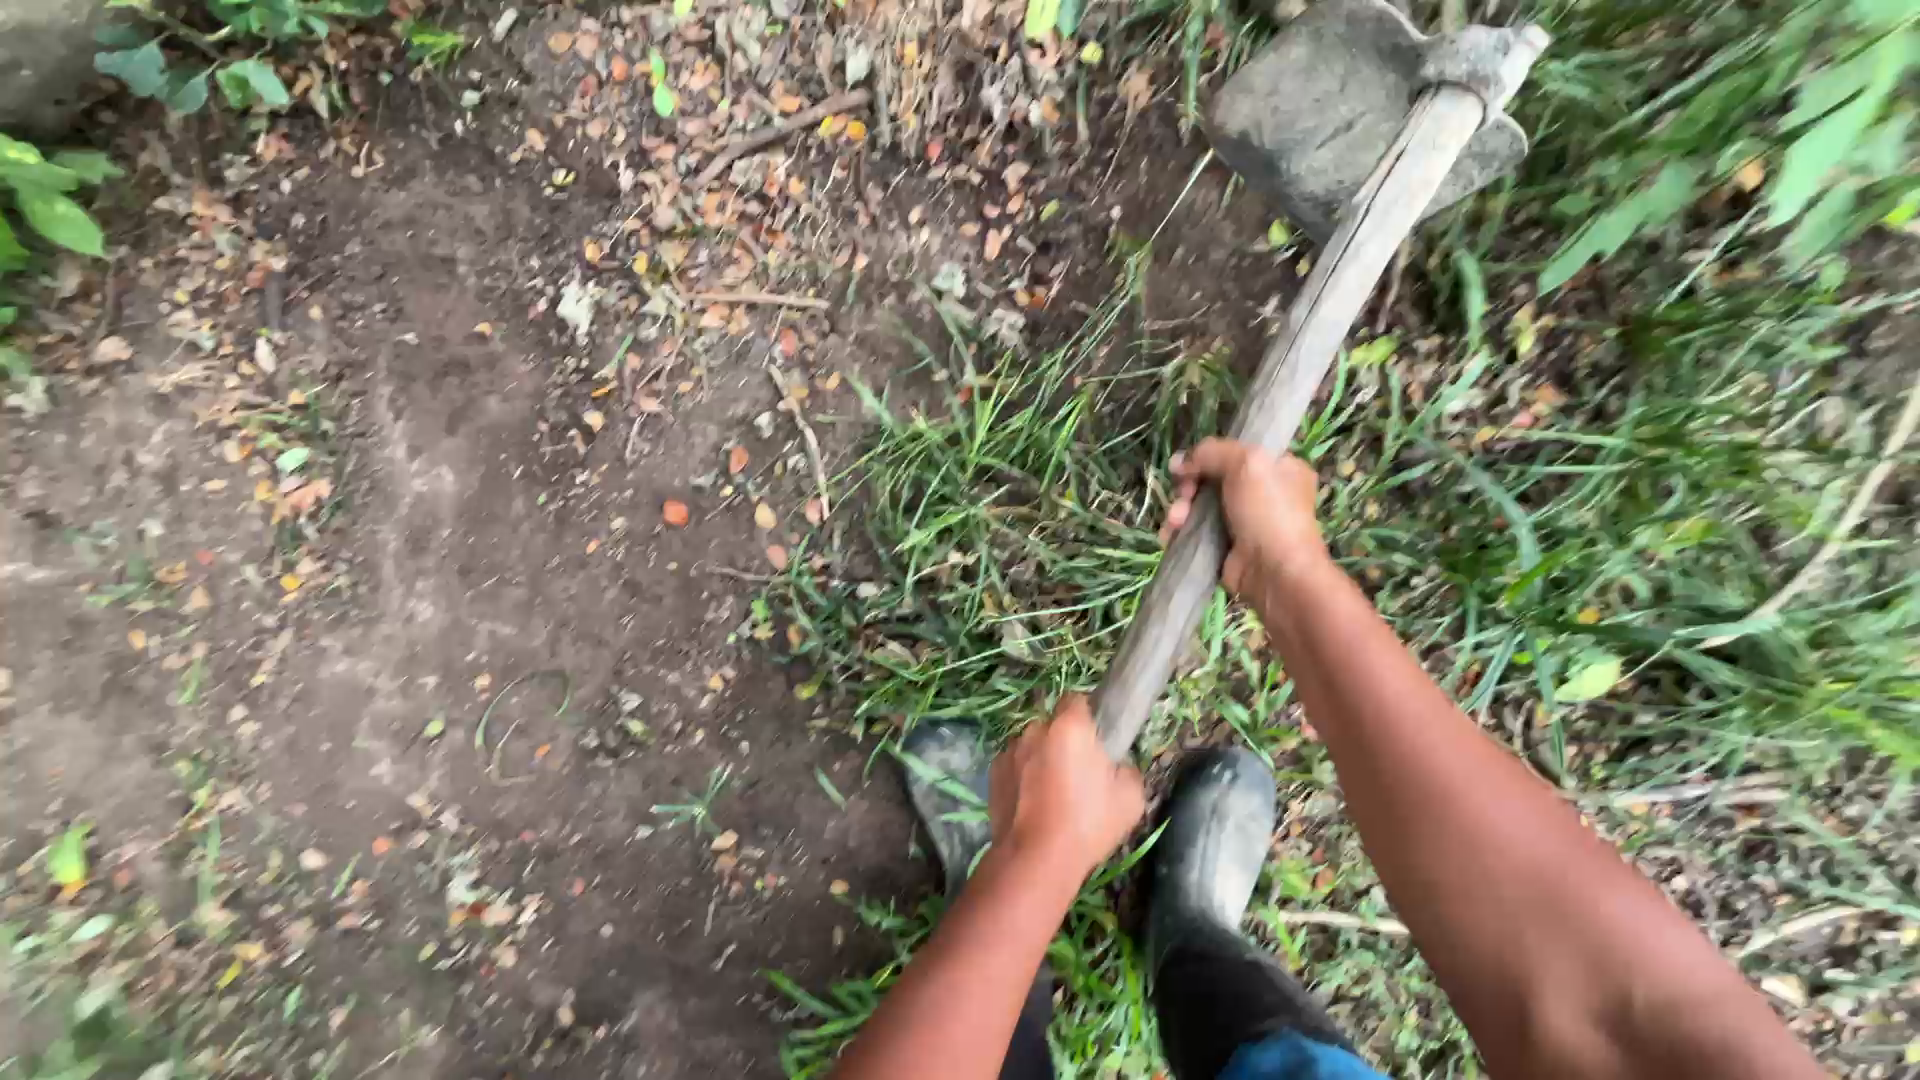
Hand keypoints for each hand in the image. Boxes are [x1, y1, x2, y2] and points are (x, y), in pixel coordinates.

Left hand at [989, 695, 1145, 877]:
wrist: (1037, 857)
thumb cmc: (1088, 823)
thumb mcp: (1131, 798)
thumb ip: (1126, 770)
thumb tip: (1115, 766)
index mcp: (1070, 727)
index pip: (1077, 700)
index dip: (1087, 716)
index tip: (1094, 739)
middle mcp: (1036, 730)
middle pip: (1052, 725)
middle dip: (1063, 740)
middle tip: (1077, 772)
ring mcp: (1010, 749)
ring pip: (1031, 745)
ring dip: (1040, 758)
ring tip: (1050, 792)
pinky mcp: (993, 771)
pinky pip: (1013, 764)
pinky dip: (1021, 775)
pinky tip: (1031, 802)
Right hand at [1163, 438, 1327, 597]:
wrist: (1275, 571)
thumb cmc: (1269, 511)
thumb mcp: (1247, 463)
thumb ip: (1212, 452)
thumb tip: (1179, 462)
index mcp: (1278, 467)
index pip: (1235, 452)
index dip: (1207, 456)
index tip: (1186, 465)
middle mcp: (1261, 492)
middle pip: (1210, 479)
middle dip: (1189, 487)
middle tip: (1184, 495)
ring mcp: (1241, 521)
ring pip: (1198, 506)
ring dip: (1180, 510)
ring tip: (1176, 522)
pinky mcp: (1224, 545)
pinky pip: (1194, 531)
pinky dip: (1179, 532)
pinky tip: (1170, 536)